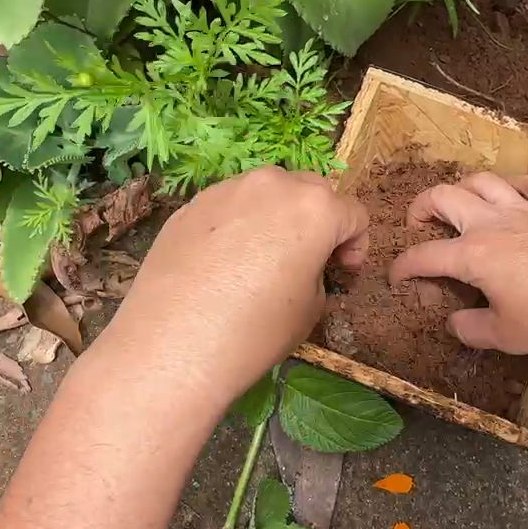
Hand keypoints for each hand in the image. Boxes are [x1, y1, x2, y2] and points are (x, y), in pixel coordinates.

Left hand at [99, 166, 366, 405]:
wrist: (172, 344)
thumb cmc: (255, 330)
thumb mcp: (311, 308)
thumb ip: (318, 271)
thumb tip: (304, 263)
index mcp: (315, 207)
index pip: (354, 214)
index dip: (355, 246)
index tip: (342, 273)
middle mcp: (274, 184)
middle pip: (313, 190)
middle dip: (319, 221)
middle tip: (309, 260)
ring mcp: (228, 189)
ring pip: (268, 192)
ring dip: (278, 216)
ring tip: (263, 259)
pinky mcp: (192, 203)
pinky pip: (231, 205)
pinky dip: (239, 223)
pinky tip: (224, 263)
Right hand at [388, 172, 527, 362]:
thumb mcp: (505, 336)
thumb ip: (472, 327)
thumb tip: (456, 321)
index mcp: (473, 255)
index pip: (425, 255)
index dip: (404, 266)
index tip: (397, 277)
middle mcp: (494, 223)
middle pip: (445, 196)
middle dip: (422, 206)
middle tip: (419, 222)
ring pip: (485, 181)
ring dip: (465, 188)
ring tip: (462, 204)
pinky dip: (518, 186)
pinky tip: (516, 196)